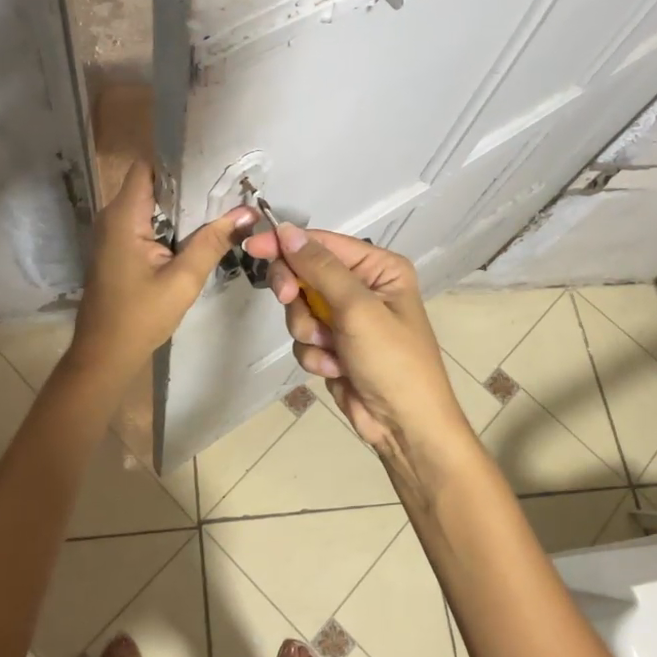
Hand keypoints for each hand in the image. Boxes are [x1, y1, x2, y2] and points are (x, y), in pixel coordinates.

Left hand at [71, 161, 255, 373]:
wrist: (105, 354)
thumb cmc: (140, 317)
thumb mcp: (183, 280)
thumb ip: (213, 242)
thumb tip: (247, 212)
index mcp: (124, 216)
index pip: (148, 167)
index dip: (178, 160)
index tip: (213, 162)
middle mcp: (114, 216)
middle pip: (152, 183)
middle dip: (188, 182)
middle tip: (227, 183)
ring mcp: (114, 232)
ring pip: (151, 203)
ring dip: (181, 204)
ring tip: (220, 201)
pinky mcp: (119, 247)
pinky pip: (147, 222)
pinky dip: (170, 221)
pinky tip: (198, 227)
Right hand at [242, 225, 467, 459]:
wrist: (404, 425)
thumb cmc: (392, 360)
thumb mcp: (357, 308)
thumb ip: (320, 268)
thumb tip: (286, 231)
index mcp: (379, 268)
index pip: (322, 244)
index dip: (286, 244)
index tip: (252, 247)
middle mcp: (362, 287)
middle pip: (305, 274)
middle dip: (297, 295)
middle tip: (288, 300)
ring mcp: (346, 319)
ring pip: (300, 310)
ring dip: (309, 332)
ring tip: (331, 351)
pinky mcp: (334, 347)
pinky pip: (305, 339)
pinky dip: (315, 355)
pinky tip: (336, 369)